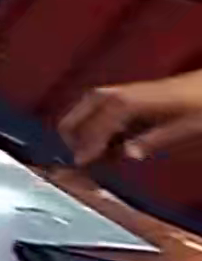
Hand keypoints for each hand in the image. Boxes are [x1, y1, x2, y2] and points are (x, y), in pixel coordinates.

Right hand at [59, 70, 201, 164]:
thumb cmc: (201, 106)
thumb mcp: (190, 126)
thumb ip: (156, 141)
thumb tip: (129, 157)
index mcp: (119, 104)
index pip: (92, 131)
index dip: (87, 150)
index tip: (84, 166)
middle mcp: (101, 97)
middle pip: (71, 123)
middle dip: (77, 144)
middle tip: (93, 162)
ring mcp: (100, 94)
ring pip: (74, 120)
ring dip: (82, 138)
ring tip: (104, 155)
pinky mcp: (104, 96)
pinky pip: (85, 116)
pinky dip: (90, 130)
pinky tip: (110, 142)